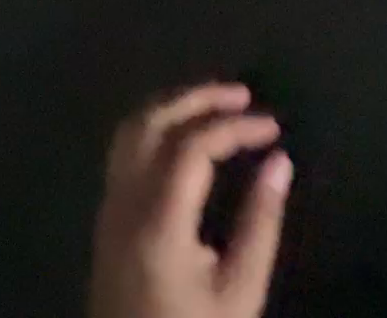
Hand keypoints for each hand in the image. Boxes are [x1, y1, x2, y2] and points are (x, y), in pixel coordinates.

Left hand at [89, 84, 293, 317]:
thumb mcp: (239, 293)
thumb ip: (260, 222)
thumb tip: (279, 161)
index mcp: (158, 223)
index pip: (193, 145)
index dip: (236, 126)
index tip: (274, 128)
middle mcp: (124, 205)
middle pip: (150, 122)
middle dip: (198, 97)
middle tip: (242, 94)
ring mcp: (109, 211)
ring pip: (130, 131)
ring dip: (173, 106)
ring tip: (216, 105)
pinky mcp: (107, 221)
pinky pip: (125, 151)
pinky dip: (157, 126)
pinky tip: (187, 137)